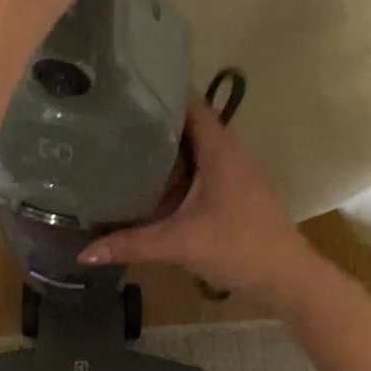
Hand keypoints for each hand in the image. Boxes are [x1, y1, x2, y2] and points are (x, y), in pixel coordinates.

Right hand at [79, 105, 323, 311]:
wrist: (287, 278)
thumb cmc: (238, 248)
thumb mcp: (179, 244)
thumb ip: (131, 244)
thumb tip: (84, 253)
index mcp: (220, 150)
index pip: (190, 105)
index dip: (160, 94)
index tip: (123, 92)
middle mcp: (229, 153)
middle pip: (189, 125)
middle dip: (154, 122)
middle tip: (112, 121)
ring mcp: (235, 174)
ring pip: (195, 150)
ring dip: (165, 149)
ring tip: (122, 147)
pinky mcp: (234, 194)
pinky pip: (200, 170)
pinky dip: (176, 171)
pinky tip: (150, 185)